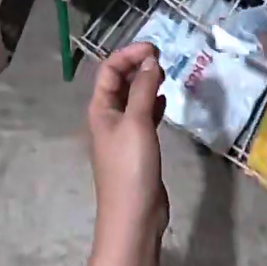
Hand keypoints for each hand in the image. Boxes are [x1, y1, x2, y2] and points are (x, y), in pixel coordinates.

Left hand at [87, 41, 167, 241]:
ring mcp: (123, 132)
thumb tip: (150, 61)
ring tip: (166, 74)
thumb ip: (143, 90)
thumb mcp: (137, 123)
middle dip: (137, 66)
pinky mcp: (138, 147)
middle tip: (162, 58)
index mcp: (100, 107)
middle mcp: (108, 116)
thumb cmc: (131, 167)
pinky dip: (152, 104)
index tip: (154, 48)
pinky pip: (143, 116)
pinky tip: (165, 100)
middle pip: (119, 81)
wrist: (134, 217)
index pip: (109, 69)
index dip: (128, 54)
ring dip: (146, 83)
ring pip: (132, 97)